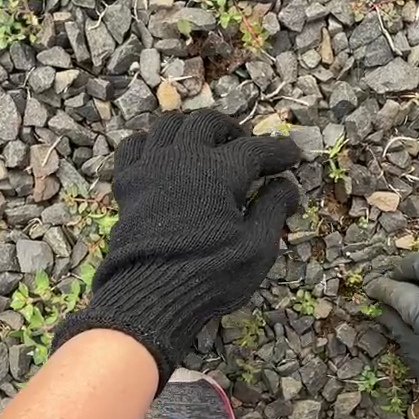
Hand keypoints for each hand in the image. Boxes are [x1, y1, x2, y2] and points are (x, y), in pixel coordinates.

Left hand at [53, 110, 300, 386]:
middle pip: (208, 124)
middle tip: (244, 147)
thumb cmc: (209, 274)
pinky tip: (160, 154)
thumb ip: (272, 210)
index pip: (256, 149)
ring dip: (191, 129)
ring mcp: (151, 168)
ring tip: (203, 144)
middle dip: (231, 131)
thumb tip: (286, 186)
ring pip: (169, 126)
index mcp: (220, 172)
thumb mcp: (256, 248)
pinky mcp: (127, 185)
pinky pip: (133, 147)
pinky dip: (150, 143)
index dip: (277, 151)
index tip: (291, 156)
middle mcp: (184, 158)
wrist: (150, 294)